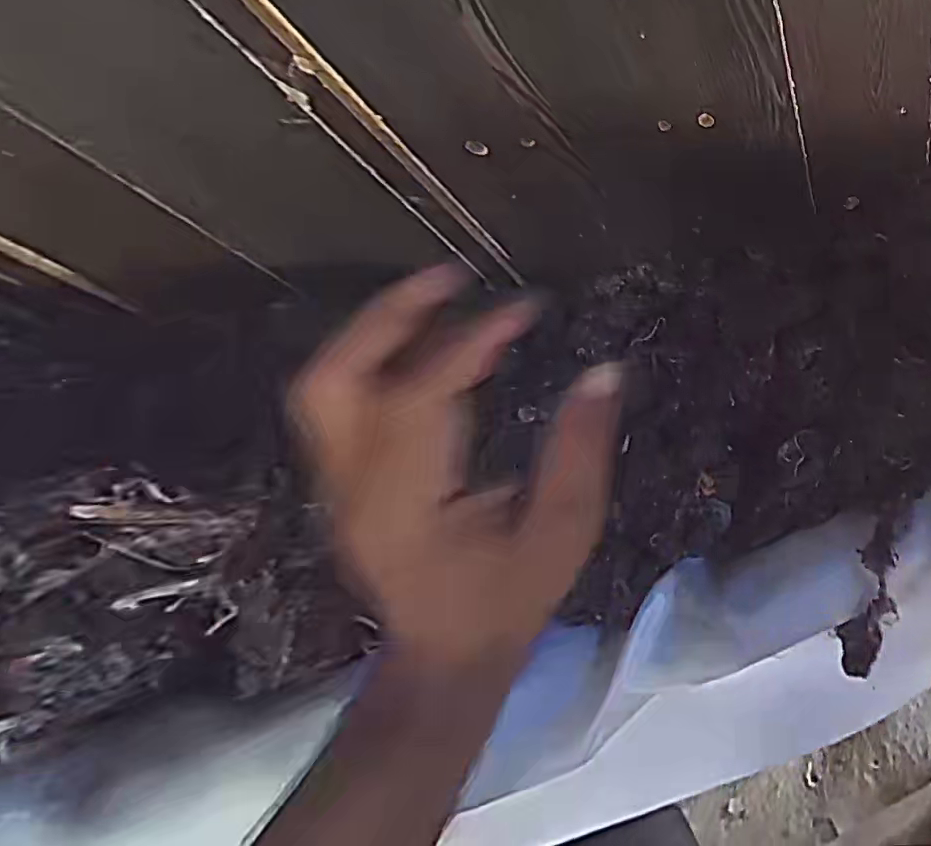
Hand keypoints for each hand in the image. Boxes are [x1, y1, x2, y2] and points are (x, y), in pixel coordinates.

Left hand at [288, 265, 623, 672]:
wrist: (446, 654)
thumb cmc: (511, 596)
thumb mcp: (565, 527)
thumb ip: (582, 447)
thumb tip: (606, 371)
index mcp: (407, 501)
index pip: (421, 396)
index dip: (472, 340)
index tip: (526, 307)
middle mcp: (354, 486)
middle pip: (337, 379)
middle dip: (393, 316)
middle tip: (453, 275)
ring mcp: (336, 483)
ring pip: (324, 384)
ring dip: (377, 329)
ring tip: (438, 294)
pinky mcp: (343, 481)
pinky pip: (341, 400)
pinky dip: (378, 355)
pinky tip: (425, 340)